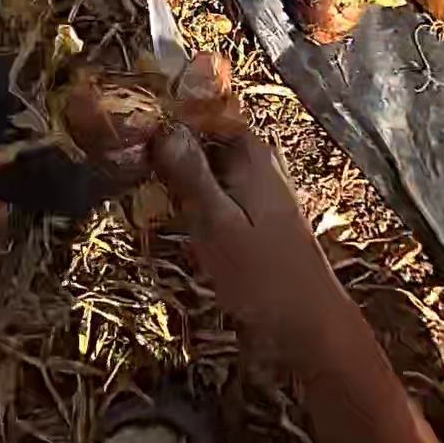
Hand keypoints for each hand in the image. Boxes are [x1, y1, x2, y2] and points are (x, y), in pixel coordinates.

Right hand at [150, 112, 443, 442]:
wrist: (313, 328)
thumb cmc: (264, 276)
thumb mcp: (218, 224)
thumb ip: (191, 174)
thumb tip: (163, 128)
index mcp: (251, 152)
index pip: (202, 114)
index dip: (167, 119)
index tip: (132, 135)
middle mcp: (257, 160)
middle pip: (204, 138)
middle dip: (169, 149)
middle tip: (130, 166)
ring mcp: (259, 186)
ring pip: (208, 166)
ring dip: (179, 175)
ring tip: (144, 188)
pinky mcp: (256, 213)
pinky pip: (217, 190)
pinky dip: (194, 196)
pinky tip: (173, 214)